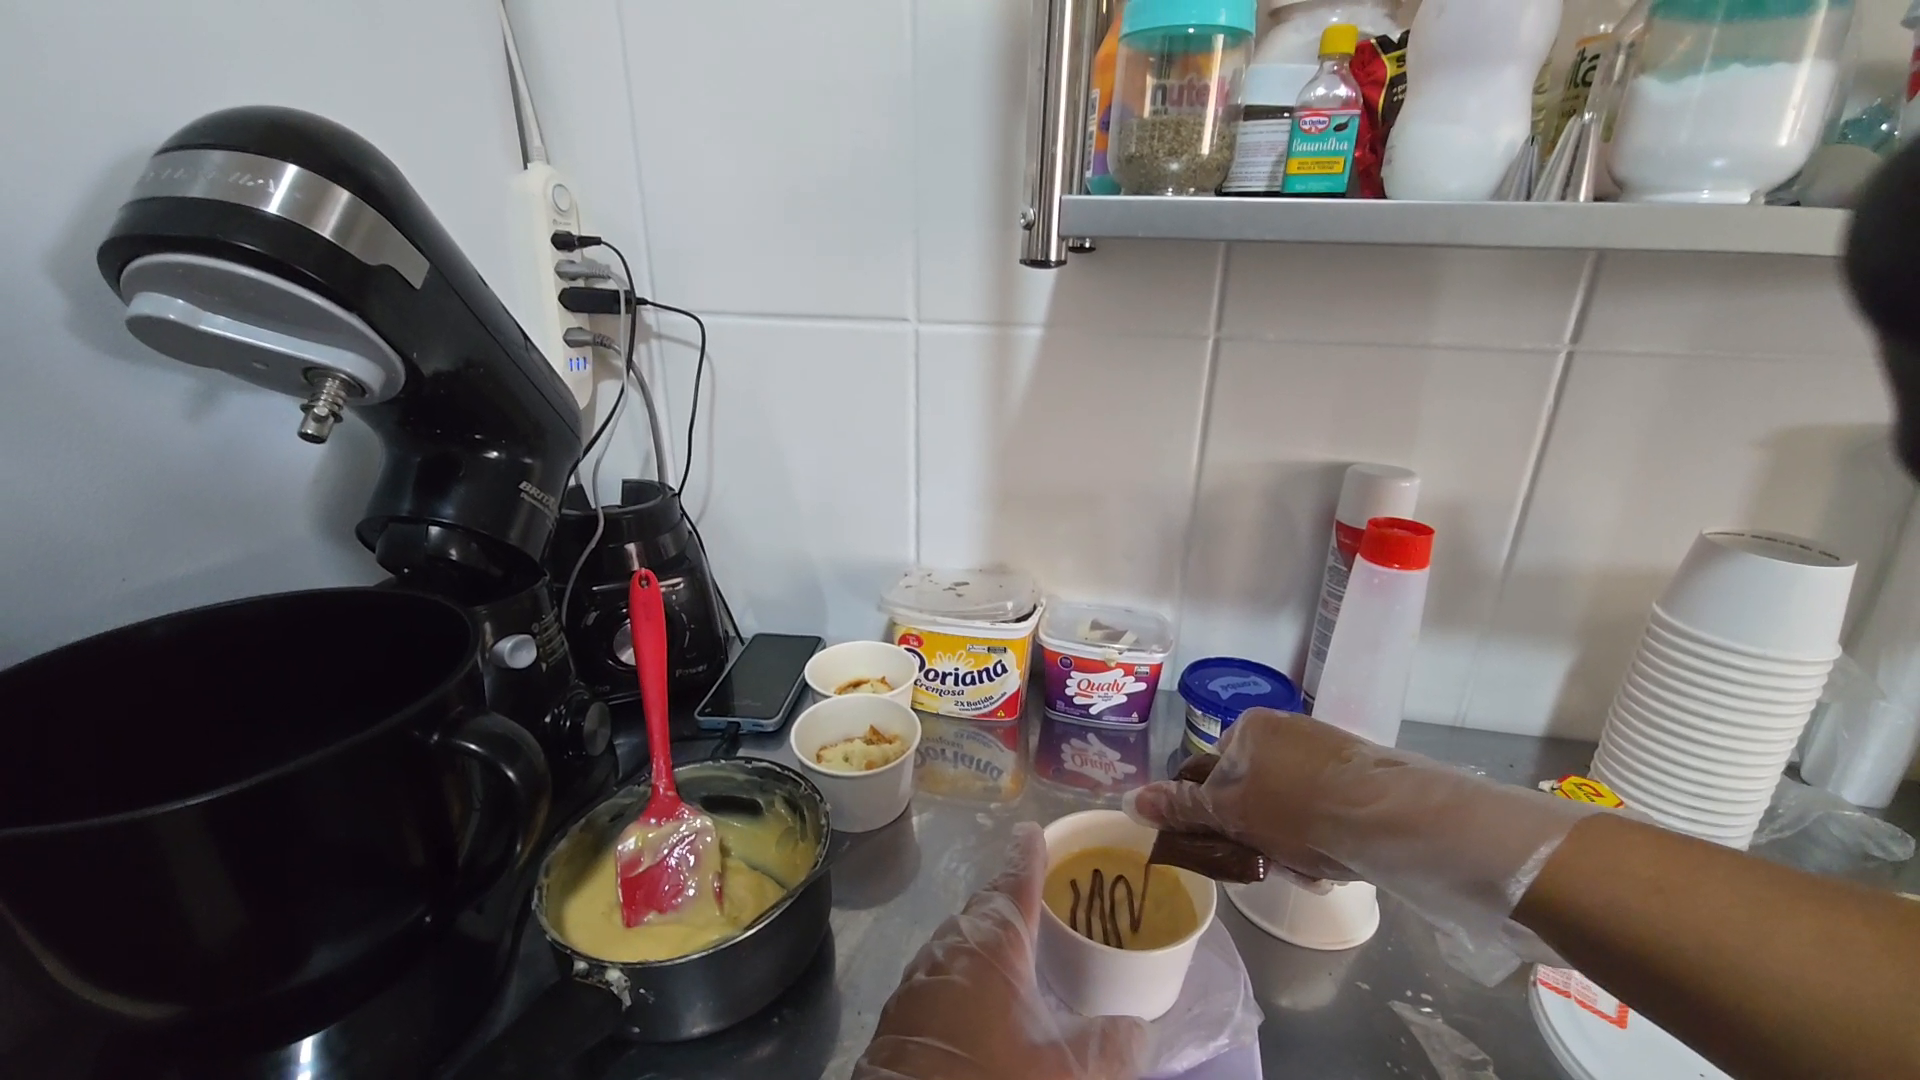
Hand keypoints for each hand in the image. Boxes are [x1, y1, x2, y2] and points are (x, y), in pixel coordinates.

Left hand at [854, 822, 1146, 1079]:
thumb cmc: (992, 1075)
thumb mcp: (1068, 1072)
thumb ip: (1111, 1044)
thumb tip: (1138, 1027)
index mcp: (994, 940)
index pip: (1016, 879)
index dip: (1029, 853)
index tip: (1031, 830)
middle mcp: (953, 943)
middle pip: (986, 906)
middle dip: (1010, 898)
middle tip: (1038, 899)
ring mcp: (921, 973)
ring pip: (960, 938)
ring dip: (986, 937)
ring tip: (1013, 949)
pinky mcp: (902, 1007)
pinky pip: (941, 970)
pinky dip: (964, 969)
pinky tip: (977, 997)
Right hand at [1125, 709, 1370, 882]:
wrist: (1394, 819)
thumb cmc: (1296, 809)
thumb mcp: (1228, 812)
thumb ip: (1179, 808)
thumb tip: (1127, 801)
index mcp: (1250, 727)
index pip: (1213, 770)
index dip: (1214, 811)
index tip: (1227, 842)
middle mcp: (1288, 730)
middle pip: (1252, 791)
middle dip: (1255, 834)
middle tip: (1267, 865)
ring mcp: (1329, 751)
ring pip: (1289, 807)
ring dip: (1288, 844)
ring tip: (1305, 873)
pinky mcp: (1364, 777)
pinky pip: (1324, 810)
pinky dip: (1321, 838)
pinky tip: (1332, 866)